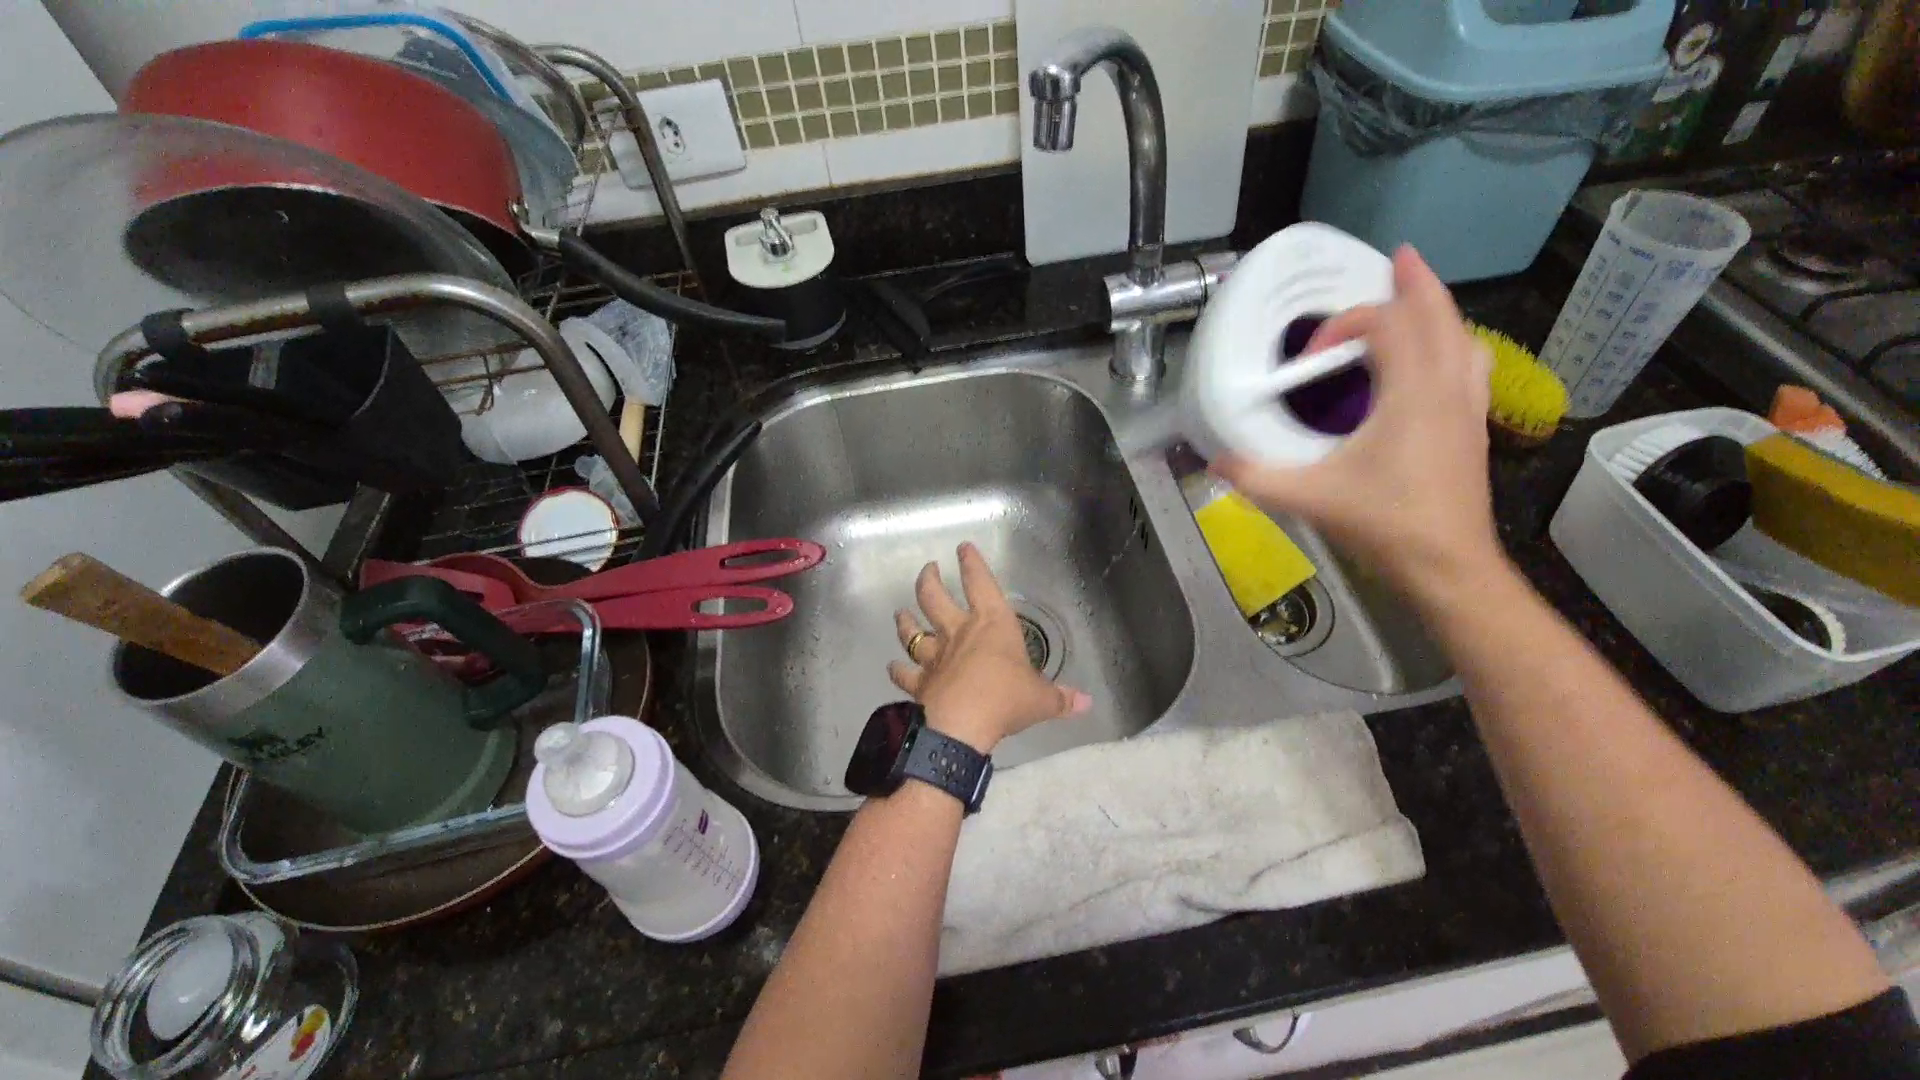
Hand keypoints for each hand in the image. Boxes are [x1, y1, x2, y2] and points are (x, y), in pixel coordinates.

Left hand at [889, 543, 1090, 751]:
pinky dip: (897, 670)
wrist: (962, 726)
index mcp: (992, 625)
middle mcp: (958, 633)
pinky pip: (904, 673)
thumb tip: (1085, 702)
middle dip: (929, 579)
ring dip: (905, 621)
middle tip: (928, 569)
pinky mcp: (919, 683)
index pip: (981, 583)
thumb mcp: (1042, 699)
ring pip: (912, 631)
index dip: (972, 563)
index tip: (963, 548)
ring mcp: (934, 657)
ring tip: (900, 613)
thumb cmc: (1006, 700)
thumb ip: (1061, 698)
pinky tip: (892, 666)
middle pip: (934, 597)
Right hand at [1215, 246, 1508, 608]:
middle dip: (1416, 285)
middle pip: (1438, 315)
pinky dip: (1455, 346)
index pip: (1386, 325)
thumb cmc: (1385, 525)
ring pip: (1464, 338)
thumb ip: (1256, 477)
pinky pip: (1472, 367)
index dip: (1344, 326)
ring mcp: (1468, 407)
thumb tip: (1214, 462)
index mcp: (1411, 392)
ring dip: (1440, 312)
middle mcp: (1447, 388)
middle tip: (1399, 258)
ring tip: (1419, 298)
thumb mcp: (1310, 499)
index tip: (1310, 359)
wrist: (1449, 566)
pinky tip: (1439, 359)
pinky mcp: (1474, 429)